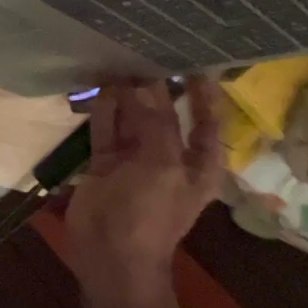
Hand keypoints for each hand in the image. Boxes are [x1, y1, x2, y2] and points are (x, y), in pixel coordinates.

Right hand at [67, 80, 224, 302]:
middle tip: (145, 54)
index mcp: (199, 164)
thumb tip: (143, 85)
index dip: (205, 95)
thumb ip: (154, 124)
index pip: (208, 122)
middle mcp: (169, 157)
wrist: (112, 253)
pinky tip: (99, 87)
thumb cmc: (149, 213)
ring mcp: (134, 160)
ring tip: (118, 62)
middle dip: (158, 89)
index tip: (196, 63)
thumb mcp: (161, 166)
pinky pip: (105, 130)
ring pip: (132, 119)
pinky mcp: (104, 163)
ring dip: (126, 95)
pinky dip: (102, 109)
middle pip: (166, 115)